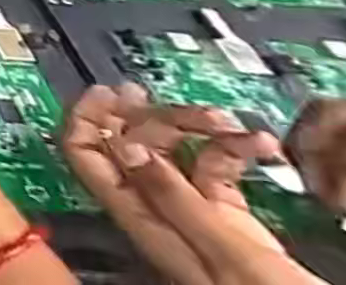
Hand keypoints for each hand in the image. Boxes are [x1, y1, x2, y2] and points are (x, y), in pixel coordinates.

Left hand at [64, 84, 326, 284]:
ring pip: (173, 153)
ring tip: (232, 122)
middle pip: (129, 145)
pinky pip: (216, 173)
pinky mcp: (234, 224)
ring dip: (197, 130)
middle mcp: (156, 210)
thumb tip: (122, 144)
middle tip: (192, 109)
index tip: (111, 90)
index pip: (84, 153)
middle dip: (155, 118)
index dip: (86, 117)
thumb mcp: (228, 255)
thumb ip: (173, 199)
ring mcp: (193, 215)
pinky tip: (261, 144)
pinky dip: (233, 152)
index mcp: (138, 216)